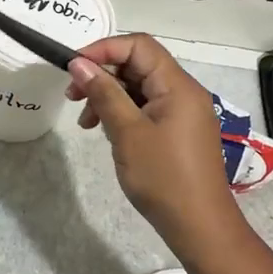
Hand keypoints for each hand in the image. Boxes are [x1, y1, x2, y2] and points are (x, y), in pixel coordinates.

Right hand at [67, 33, 243, 255]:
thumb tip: (78, 63)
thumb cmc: (163, 177)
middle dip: (101, 74)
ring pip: (137, 86)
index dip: (103, 49)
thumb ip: (103, 93)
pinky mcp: (176, 130)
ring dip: (107, 95)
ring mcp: (181, 112)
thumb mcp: (127, 132)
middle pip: (137, 64)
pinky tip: (103, 130)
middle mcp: (183, 92)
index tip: (73, 68)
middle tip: (72, 96)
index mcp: (177, 86)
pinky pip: (144, 107)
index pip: (138, 46)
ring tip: (85, 120)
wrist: (200, 227)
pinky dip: (120, 112)